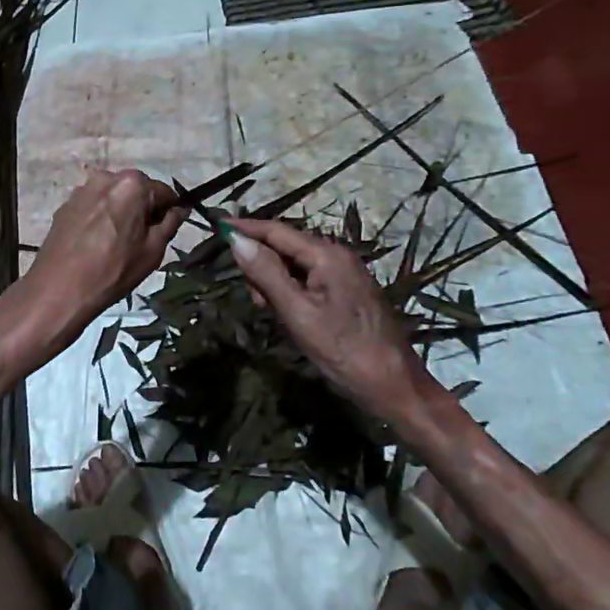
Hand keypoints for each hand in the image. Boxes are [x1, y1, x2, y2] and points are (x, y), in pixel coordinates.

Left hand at [24, 168, 186, 331]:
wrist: (60, 288)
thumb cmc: (114, 269)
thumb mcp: (153, 250)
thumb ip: (170, 224)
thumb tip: (180, 209)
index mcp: (132, 184)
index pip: (164, 192)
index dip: (169, 211)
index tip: (167, 230)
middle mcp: (106, 178)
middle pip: (135, 190)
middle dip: (142, 209)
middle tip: (142, 239)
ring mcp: (81, 190)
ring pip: (112, 197)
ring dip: (120, 212)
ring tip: (116, 243)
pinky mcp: (65, 205)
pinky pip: (92, 206)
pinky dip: (99, 218)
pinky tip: (95, 243)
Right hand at [226, 217, 439, 421]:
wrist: (392, 384)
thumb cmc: (342, 349)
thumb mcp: (297, 312)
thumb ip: (266, 274)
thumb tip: (236, 240)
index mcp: (327, 255)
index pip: (276, 231)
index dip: (245, 228)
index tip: (217, 225)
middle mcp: (337, 256)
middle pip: (285, 247)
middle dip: (262, 265)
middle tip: (256, 301)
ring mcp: (344, 274)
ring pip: (295, 266)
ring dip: (275, 282)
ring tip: (273, 313)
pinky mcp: (346, 292)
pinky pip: (308, 280)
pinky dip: (290, 292)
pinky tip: (289, 315)